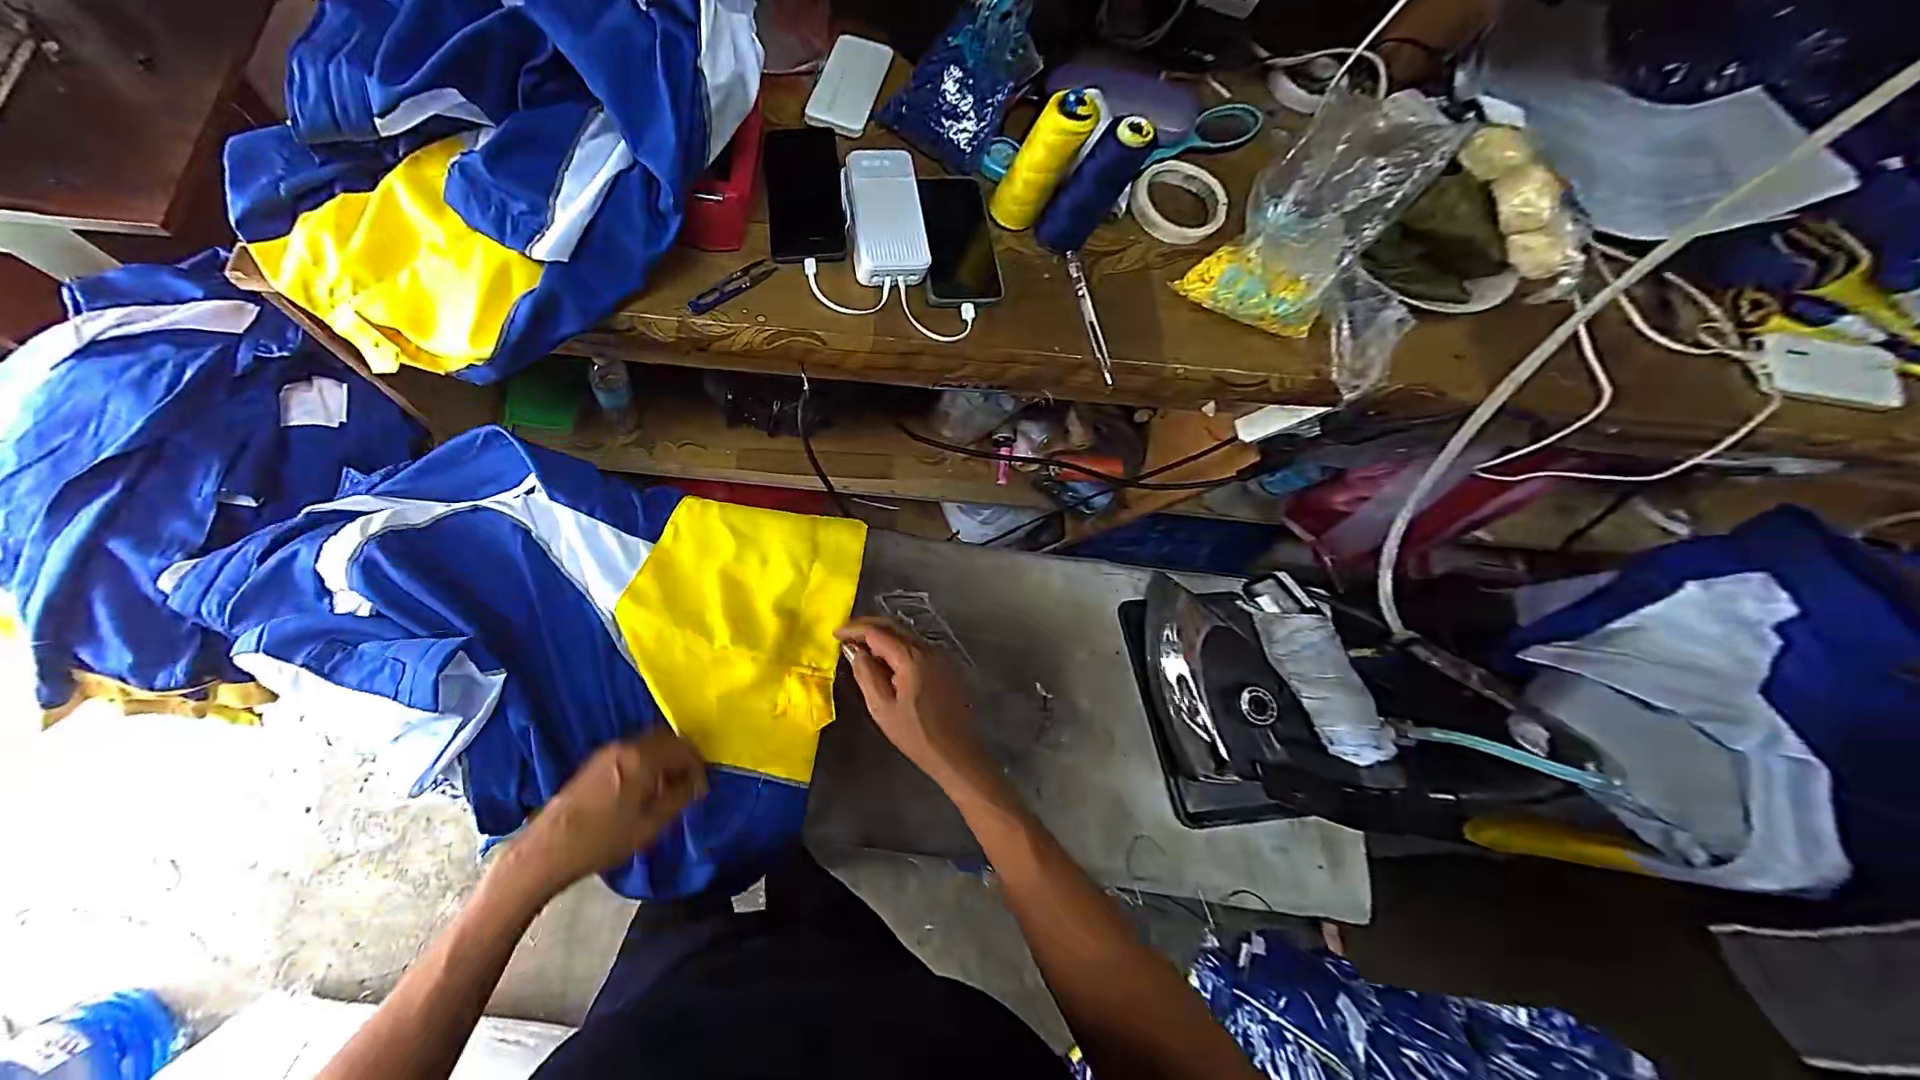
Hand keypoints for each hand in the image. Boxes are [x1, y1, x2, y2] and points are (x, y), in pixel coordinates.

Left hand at [508, 728, 707, 894]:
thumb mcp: (650, 824)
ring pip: (649, 744)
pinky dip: (647, 761)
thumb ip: (678, 798)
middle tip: (688, 784)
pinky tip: (644, 788)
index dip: (698, 767)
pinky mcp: (595, 761)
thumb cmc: (603, 839)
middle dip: (683, 758)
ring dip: (665, 759)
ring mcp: (608, 751)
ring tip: (667, 788)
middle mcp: (626, 746)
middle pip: (667, 739)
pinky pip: (633, 751)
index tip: (701, 789)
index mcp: (643, 758)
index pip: (684, 750)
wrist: (548, 850)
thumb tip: (695, 784)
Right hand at [836, 617, 995, 793]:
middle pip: (894, 626)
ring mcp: (941, 656)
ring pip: (907, 635)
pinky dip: (898, 647)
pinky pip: (917, 647)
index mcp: (912, 657)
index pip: (877, 632)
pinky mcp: (946, 666)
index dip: (854, 629)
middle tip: (845, 635)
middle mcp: (929, 649)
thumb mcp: (882, 707)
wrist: (957, 753)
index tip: (835, 634)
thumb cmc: (916, 735)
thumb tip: (853, 649)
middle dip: (868, 627)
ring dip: (883, 637)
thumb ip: (866, 673)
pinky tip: (885, 662)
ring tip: (860, 648)